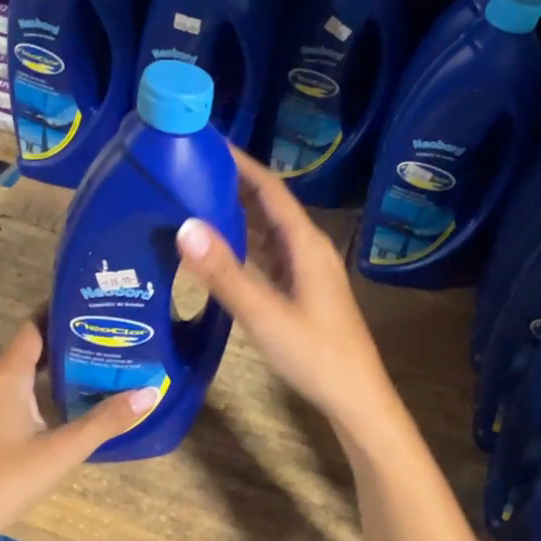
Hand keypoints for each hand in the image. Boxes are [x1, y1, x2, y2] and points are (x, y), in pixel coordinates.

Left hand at [0, 319, 155, 540]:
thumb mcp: (62, 452)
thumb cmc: (5, 481)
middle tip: (95, 340)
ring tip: (77, 372)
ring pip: (9, 377)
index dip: (56, 314)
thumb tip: (149, 392)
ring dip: (39, 371)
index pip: (31, 329)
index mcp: (6, 378)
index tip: (85, 306)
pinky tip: (44, 411)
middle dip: (56, 344)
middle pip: (22, 351)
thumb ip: (106, 422)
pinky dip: (23, 392)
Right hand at [175, 149, 399, 433]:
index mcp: (305, 243)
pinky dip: (240, 243)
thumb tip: (184, 225)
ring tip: (189, 198)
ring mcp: (305, 269)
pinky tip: (214, 246)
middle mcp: (307, 247)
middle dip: (229, 182)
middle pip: (265, 204)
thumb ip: (225, 273)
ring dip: (233, 212)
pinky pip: (266, 253)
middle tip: (184, 168)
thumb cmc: (316, 355)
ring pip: (265, 230)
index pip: (268, 187)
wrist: (356, 399)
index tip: (202, 141)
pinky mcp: (299, 289)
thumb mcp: (265, 315)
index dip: (238, 161)